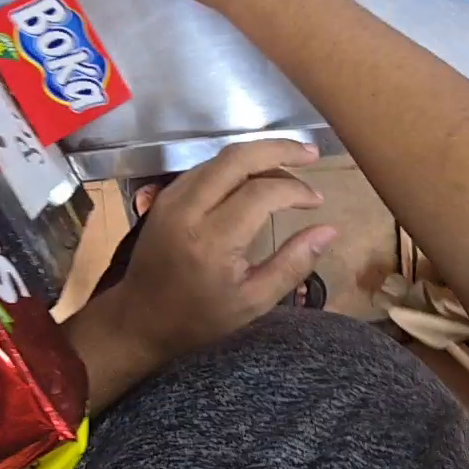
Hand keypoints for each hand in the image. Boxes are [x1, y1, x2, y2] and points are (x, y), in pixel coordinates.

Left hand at [67, 140, 337, 411]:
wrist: (139, 319)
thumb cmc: (199, 318)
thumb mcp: (253, 302)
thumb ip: (293, 264)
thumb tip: (329, 230)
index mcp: (211, 241)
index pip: (261, 193)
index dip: (295, 190)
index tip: (316, 201)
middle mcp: (188, 210)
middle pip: (238, 158)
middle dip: (280, 149)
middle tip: (312, 155)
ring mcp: (172, 198)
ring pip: (221, 158)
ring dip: (259, 155)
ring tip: (293, 164)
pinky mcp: (165, 196)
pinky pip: (207, 167)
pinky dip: (237, 164)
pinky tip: (258, 175)